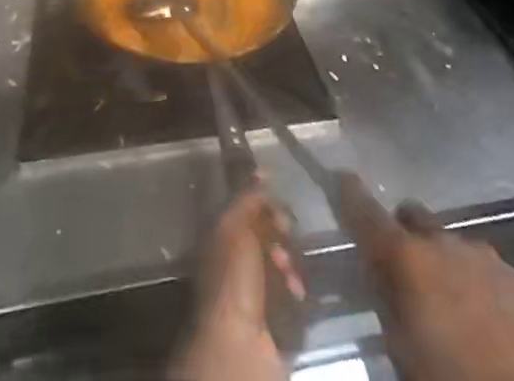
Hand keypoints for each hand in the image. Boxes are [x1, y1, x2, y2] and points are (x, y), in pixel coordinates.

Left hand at [170, 188, 303, 380]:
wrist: (239, 343)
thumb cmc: (232, 278)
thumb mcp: (234, 227)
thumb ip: (247, 198)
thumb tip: (262, 171)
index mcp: (218, 239)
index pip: (245, 210)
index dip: (262, 203)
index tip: (277, 202)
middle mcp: (234, 262)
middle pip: (268, 235)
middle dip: (280, 233)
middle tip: (284, 235)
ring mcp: (254, 290)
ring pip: (283, 262)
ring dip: (290, 262)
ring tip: (288, 271)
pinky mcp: (274, 313)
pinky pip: (292, 290)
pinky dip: (295, 288)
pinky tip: (294, 292)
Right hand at [335, 174, 513, 380]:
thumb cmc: (453, 376)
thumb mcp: (401, 350)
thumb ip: (385, 304)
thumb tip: (374, 276)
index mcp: (408, 257)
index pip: (366, 212)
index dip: (348, 193)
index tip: (339, 176)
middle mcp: (443, 243)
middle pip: (411, 218)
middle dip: (399, 232)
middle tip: (391, 266)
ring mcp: (484, 256)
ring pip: (446, 243)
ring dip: (435, 259)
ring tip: (435, 298)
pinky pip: (477, 265)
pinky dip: (466, 277)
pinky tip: (471, 313)